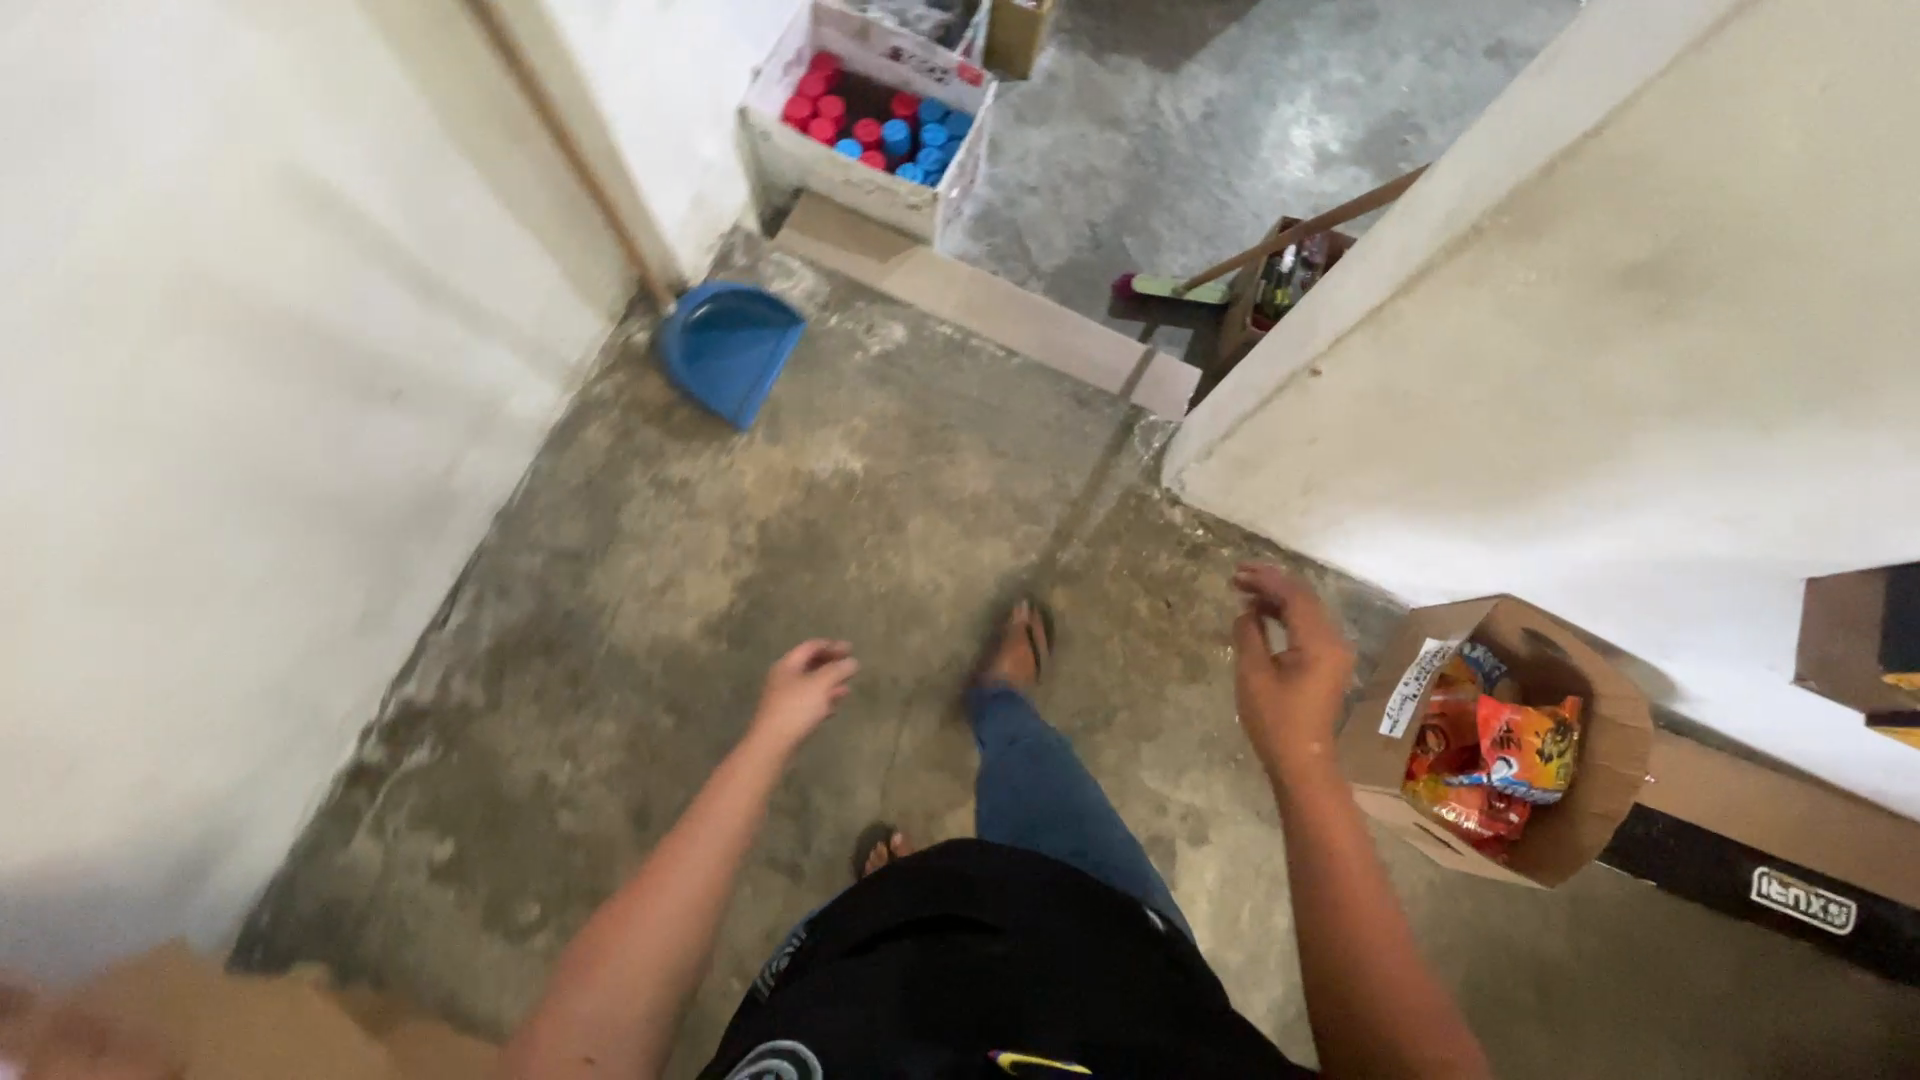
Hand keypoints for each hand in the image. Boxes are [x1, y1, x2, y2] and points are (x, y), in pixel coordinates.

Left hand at [748, 640, 858, 751]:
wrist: (772, 744)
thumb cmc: (796, 708)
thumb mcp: (821, 684)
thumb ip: (838, 670)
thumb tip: (852, 662)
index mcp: (788, 665)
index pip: (811, 647)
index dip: (832, 645)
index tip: (851, 649)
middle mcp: (783, 678)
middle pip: (810, 665)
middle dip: (831, 665)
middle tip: (851, 667)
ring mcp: (784, 699)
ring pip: (810, 685)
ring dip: (829, 684)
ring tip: (848, 688)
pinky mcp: (787, 717)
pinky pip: (808, 703)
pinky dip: (823, 701)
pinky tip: (834, 708)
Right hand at [1231, 563, 1355, 779]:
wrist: (1300, 759)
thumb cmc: (1274, 719)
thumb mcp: (1253, 673)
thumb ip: (1249, 634)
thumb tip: (1247, 611)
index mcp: (1319, 643)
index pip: (1295, 597)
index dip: (1266, 580)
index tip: (1237, 572)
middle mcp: (1334, 641)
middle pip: (1304, 599)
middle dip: (1271, 583)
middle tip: (1237, 576)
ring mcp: (1334, 652)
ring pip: (1306, 611)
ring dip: (1277, 598)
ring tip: (1244, 591)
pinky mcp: (1327, 662)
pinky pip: (1307, 626)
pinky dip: (1284, 615)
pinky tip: (1261, 614)